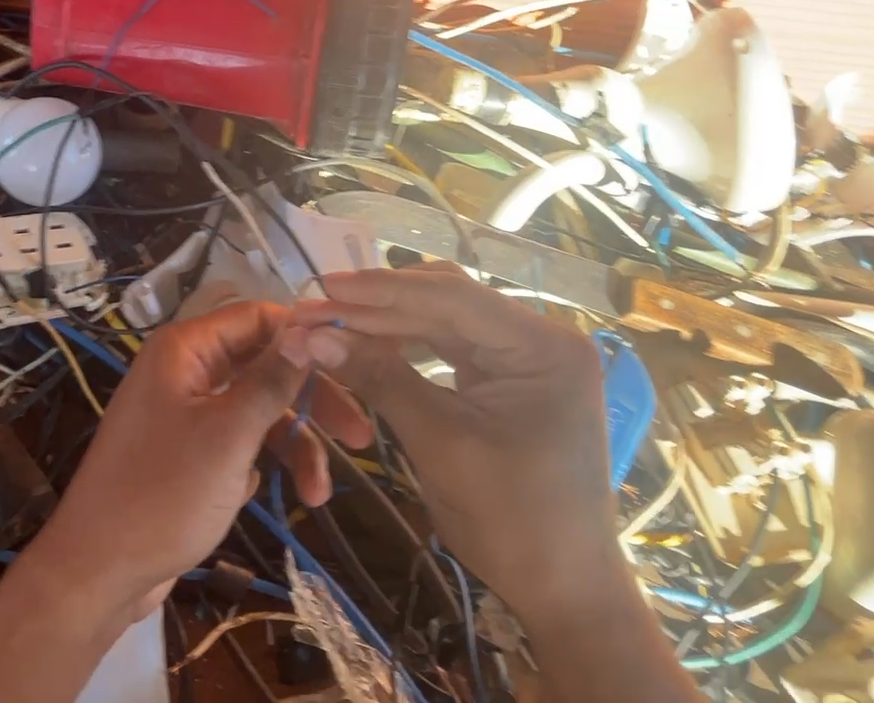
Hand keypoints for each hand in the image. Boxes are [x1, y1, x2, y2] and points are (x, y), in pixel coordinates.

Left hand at [24, 301, 372, 619]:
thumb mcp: (228, 435)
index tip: (355, 366)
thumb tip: (310, 329)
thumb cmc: (163, 493)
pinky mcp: (189, 450)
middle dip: (311, 401)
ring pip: (256, 410)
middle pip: (264, 366)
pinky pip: (238, 440)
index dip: (304, 336)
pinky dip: (261, 463)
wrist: (102, 568)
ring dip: (293, 446)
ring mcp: (186, 412)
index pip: (257, 318)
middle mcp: (185, 371)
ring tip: (318, 495)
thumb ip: (271, 380)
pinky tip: (261, 495)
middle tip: (360, 438)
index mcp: (185, 350)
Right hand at [289, 264, 619, 620]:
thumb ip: (378, 377)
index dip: (382, 288)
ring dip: (385, 323)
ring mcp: (524, 358)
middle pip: (445, 300)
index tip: (323, 285)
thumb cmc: (512, 518)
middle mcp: (539, 338)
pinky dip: (403, 346)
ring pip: (441, 320)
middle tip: (316, 307)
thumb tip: (311, 335)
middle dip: (378, 304)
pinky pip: (446, 347)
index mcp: (543, 346)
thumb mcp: (439, 441)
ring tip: (330, 323)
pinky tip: (365, 345)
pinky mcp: (506, 379)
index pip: (451, 295)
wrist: (562, 588)